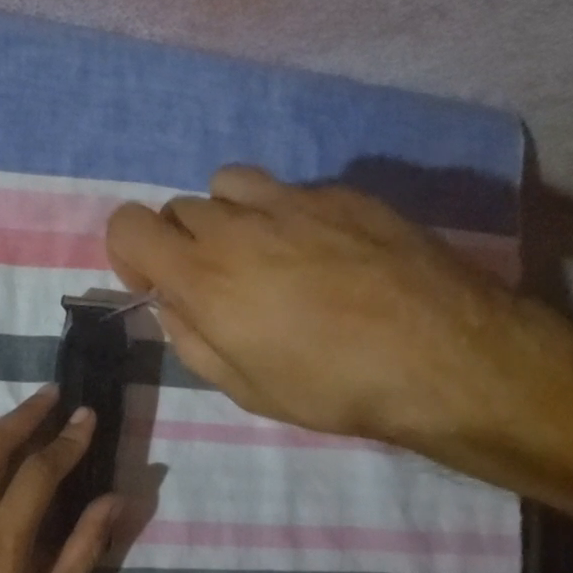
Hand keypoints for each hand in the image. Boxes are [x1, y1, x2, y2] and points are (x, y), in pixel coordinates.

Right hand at [105, 165, 572, 550]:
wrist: (444, 356)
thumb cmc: (335, 387)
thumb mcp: (245, 388)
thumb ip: (192, 338)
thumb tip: (173, 305)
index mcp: (203, 274)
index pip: (128, 224)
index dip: (129, 252)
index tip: (155, 283)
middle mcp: (238, 223)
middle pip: (180, 207)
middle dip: (183, 242)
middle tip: (219, 284)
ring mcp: (294, 200)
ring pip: (231, 184)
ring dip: (230, 216)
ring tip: (265, 255)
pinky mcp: (343, 193)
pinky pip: (291, 191)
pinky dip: (286, 216)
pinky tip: (327, 254)